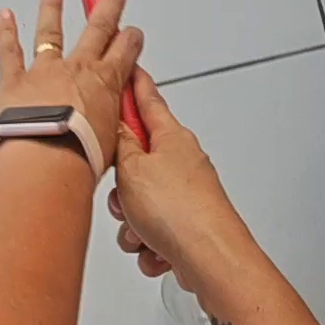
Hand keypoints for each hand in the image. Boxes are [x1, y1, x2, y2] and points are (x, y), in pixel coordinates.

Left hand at [0, 0, 143, 173]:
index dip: (131, 38)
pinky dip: (6, 32)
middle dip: (109, 6)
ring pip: (51, 32)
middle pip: (98, 28)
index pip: (125, 51)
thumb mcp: (112, 141)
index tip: (133, 30)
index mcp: (105, 82)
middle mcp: (77, 69)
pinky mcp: (15, 81)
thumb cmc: (80, 156)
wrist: (47, 158)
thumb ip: (111, 125)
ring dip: (53, 8)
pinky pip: (9, 51)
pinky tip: (5, 16)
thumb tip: (112, 127)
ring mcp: (44, 71)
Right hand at [108, 68, 250, 291]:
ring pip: (139, 203)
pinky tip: (154, 250)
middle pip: (136, 161)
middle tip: (121, 196)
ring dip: (131, 223)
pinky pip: (151, 232)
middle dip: (120, 186)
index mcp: (171, 138)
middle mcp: (181, 162)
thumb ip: (119, 145)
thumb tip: (113, 124)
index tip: (128, 65)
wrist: (211, 259)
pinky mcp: (185, 226)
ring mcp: (185, 195)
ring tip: (141, 231)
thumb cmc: (181, 211)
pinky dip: (148, 244)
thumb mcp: (132, 169)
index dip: (134, 83)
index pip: (147, 100)